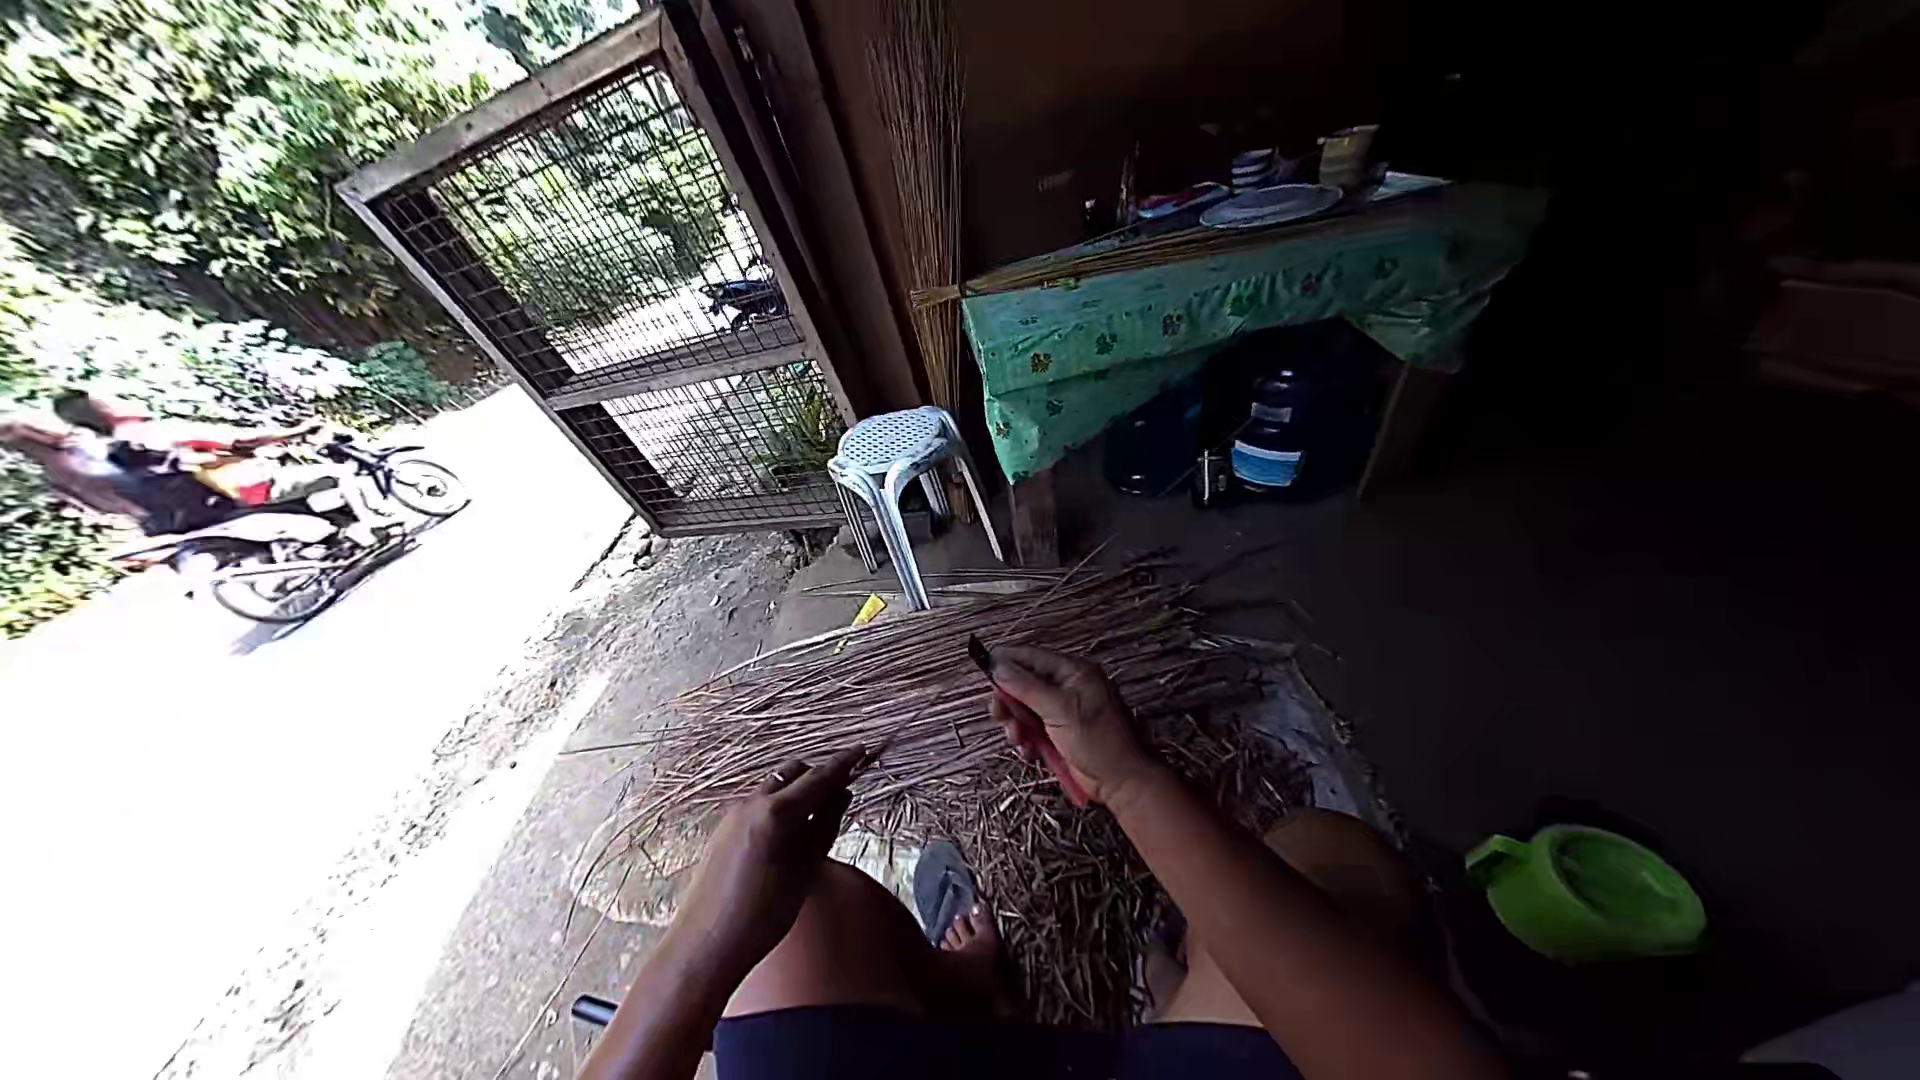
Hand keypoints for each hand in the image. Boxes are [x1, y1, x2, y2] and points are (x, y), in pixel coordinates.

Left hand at [666, 749, 861, 982]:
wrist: (704, 947)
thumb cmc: (762, 915)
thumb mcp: (805, 870)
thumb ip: (824, 826)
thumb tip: (842, 794)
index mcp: (777, 812)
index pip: (819, 777)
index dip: (843, 763)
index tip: (861, 751)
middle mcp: (754, 803)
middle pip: (795, 772)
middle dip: (819, 775)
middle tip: (841, 791)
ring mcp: (735, 814)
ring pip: (776, 785)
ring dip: (798, 789)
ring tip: (816, 813)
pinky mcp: (724, 828)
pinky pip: (760, 802)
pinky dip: (780, 803)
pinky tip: (788, 830)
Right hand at [986, 646, 1160, 806]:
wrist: (1121, 783)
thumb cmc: (1100, 742)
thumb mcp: (1060, 710)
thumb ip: (1026, 687)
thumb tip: (999, 666)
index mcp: (1073, 673)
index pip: (1032, 657)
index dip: (1007, 661)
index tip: (984, 666)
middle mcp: (1067, 688)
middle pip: (1023, 684)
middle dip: (1009, 700)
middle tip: (999, 713)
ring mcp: (1061, 712)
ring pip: (1023, 709)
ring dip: (1016, 724)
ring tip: (1018, 738)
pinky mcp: (1057, 734)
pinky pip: (1031, 730)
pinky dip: (1026, 740)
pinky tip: (1029, 751)